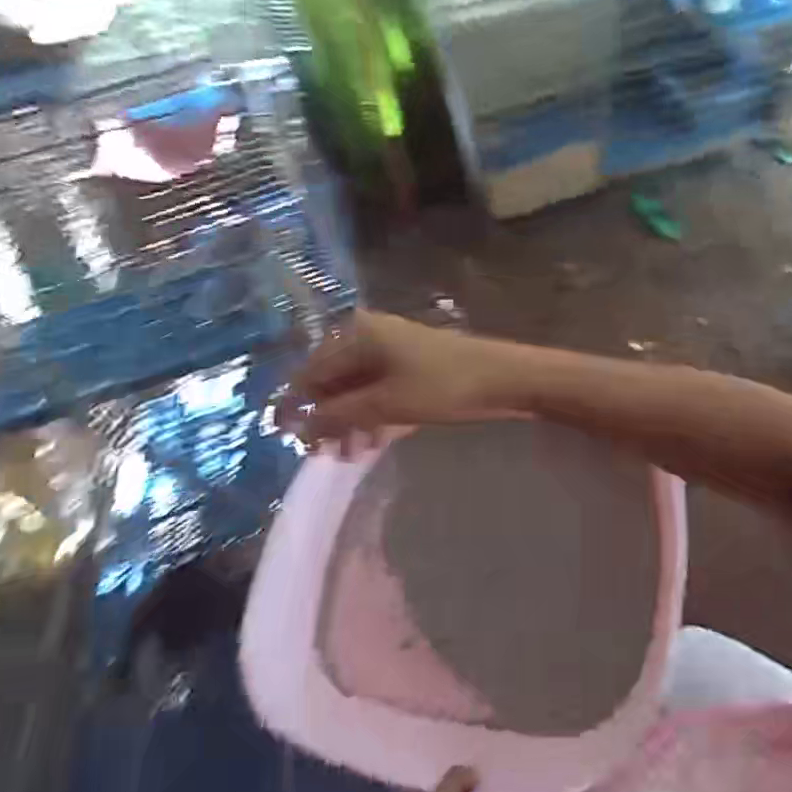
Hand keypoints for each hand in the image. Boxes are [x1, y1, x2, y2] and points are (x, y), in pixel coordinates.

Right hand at [284, 311, 524, 448]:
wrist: (506, 379)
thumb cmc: (443, 387)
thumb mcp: (385, 404)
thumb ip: (337, 415)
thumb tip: (297, 426)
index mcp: (359, 335)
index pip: (312, 371)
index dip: (296, 405)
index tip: (284, 439)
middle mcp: (373, 337)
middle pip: (335, 381)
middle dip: (328, 418)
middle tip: (324, 455)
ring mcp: (397, 352)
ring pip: (360, 390)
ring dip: (352, 422)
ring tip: (351, 456)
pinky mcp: (416, 370)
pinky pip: (384, 393)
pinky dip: (376, 417)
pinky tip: (373, 444)